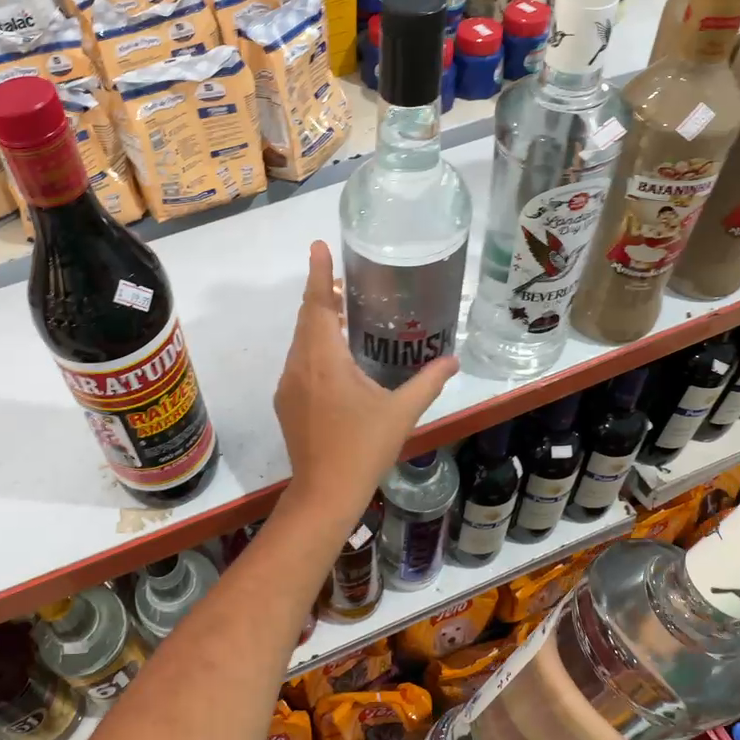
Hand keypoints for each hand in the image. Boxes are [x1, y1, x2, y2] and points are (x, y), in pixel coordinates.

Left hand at [273, 240, 456, 504]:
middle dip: (322, 295)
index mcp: (323, 360)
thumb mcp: (401, 413)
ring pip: (301, 342)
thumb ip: (428, 382)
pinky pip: (299, 363)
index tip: (318, 245)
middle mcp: (299, 366)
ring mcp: (288, 386)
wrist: (324, 493)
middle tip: (343, 279)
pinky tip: (336, 358)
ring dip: (318, 323)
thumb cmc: (363, 449)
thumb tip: (453, 360)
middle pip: (307, 320)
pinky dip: (315, 349)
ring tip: (344, 312)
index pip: (317, 305)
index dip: (318, 274)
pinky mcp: (286, 403)